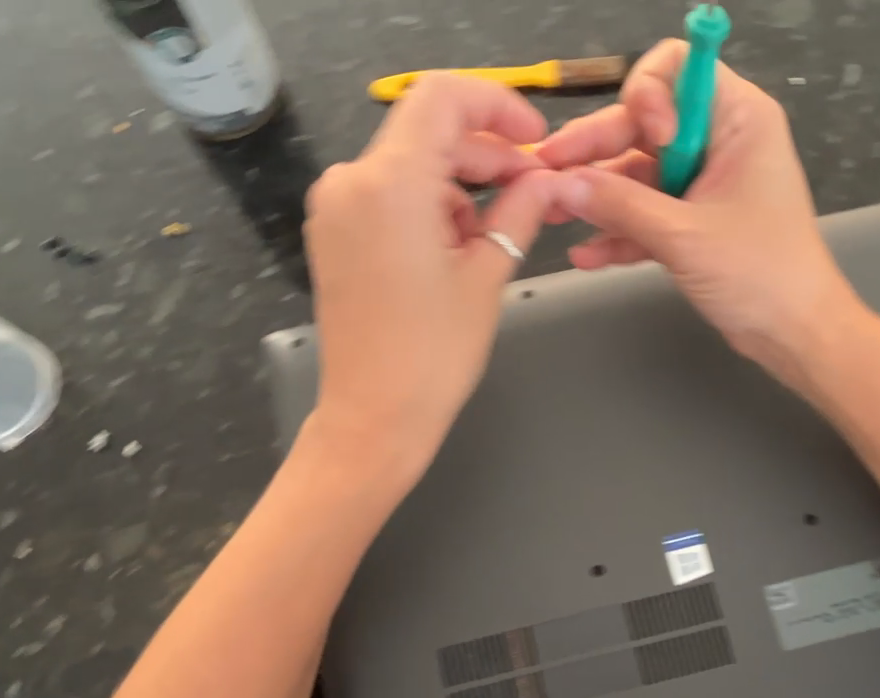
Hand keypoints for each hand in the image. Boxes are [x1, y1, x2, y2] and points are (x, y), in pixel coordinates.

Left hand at [303, 75, 580, 465]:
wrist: (374, 417)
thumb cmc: (432, 356)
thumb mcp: (487, 277)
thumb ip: (519, 212)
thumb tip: (546, 181)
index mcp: (389, 183)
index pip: (445, 98)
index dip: (498, 107)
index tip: (533, 138)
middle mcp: (350, 182)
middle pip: (426, 132)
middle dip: (484, 154)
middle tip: (532, 189)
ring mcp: (335, 209)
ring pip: (408, 167)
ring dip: (458, 186)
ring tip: (491, 238)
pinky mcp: (334, 235)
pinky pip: (387, 197)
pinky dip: (427, 207)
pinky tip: (455, 248)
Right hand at [534, 41, 859, 393]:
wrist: (792, 333)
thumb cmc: (761, 274)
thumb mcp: (684, 235)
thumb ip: (621, 206)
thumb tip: (563, 184)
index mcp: (737, 119)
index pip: (677, 70)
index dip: (646, 95)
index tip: (639, 136)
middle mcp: (718, 142)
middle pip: (643, 126)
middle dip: (596, 151)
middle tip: (546, 170)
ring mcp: (703, 186)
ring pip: (638, 175)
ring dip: (596, 197)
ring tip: (549, 213)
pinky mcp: (692, 224)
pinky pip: (646, 216)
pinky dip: (618, 233)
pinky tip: (585, 253)